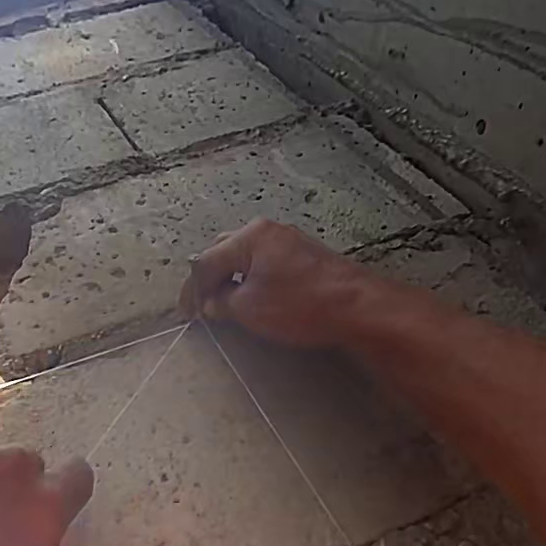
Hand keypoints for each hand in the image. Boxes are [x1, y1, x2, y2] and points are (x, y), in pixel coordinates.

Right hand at [177, 218, 376, 346]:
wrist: (356, 307)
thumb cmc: (301, 303)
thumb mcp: (249, 308)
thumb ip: (223, 302)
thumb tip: (212, 302)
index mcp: (250, 236)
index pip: (206, 260)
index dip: (193, 290)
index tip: (189, 313)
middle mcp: (269, 231)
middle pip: (225, 252)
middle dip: (210, 279)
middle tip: (202, 306)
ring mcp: (291, 243)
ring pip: (248, 258)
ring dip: (232, 279)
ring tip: (225, 304)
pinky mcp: (307, 259)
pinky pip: (269, 264)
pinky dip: (254, 280)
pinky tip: (254, 298)